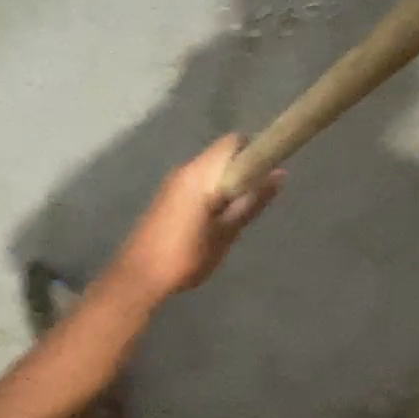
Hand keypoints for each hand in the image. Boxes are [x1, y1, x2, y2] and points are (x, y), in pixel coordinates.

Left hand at [97, 135, 284, 306]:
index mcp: (200, 173)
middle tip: (256, 199)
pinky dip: (211, 191)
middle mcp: (184, 169)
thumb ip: (252, 202)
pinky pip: (196, 181)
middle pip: (221, 154)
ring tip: (238, 212)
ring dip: (226, 183)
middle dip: (242, 170)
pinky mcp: (166, 195)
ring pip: (208, 169)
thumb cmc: (186, 255)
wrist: (139, 275)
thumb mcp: (226, 232)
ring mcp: (172, 181)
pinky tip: (216, 219)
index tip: (268, 171)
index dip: (254, 151)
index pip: (233, 142)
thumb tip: (279, 173)